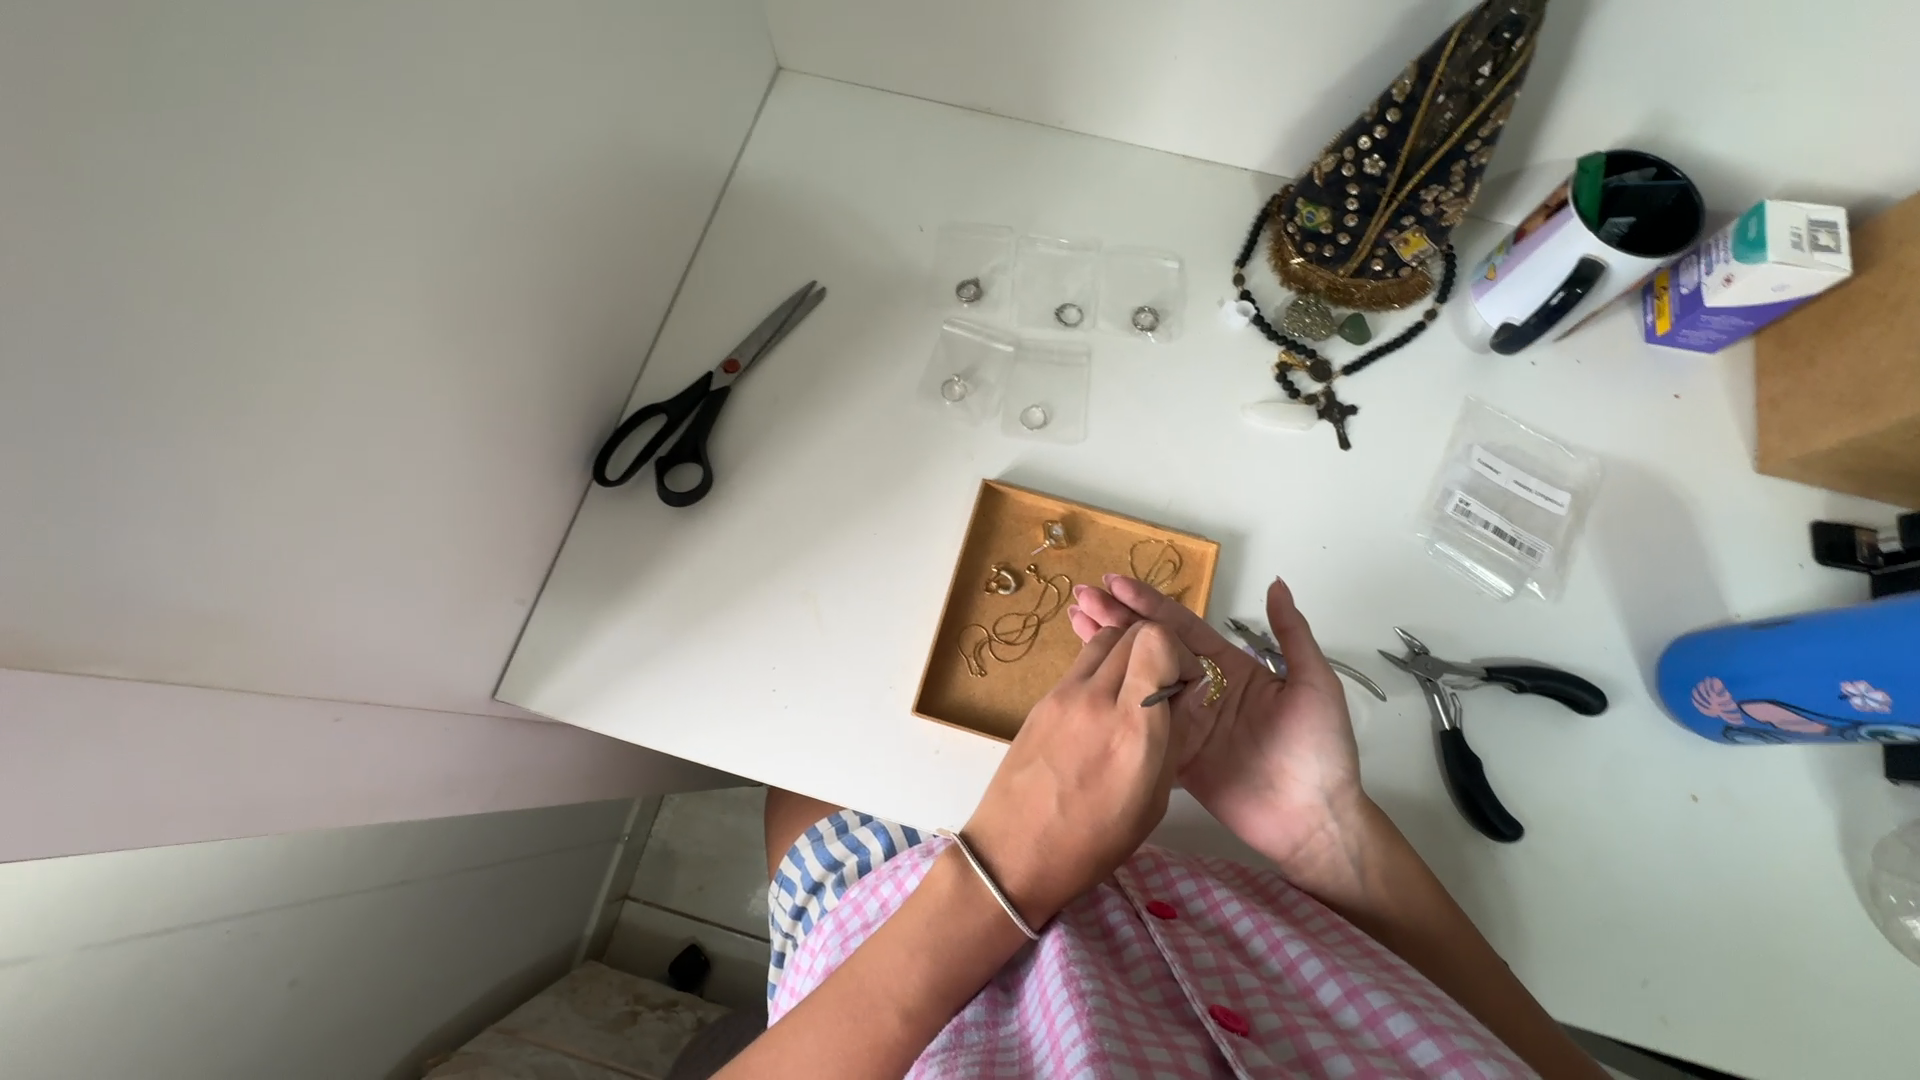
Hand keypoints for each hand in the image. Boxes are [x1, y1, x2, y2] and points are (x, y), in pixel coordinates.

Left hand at [962, 622, 1189, 923]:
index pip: (1157, 641)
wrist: (1012, 853)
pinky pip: (1080, 664)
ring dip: (1127, 655)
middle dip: (1158, 652)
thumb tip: (1176, 699)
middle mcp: (1095, 698)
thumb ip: (1169, 739)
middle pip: (1132, 633)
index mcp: (1132, 728)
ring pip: (1104, 641)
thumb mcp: (1153, 801)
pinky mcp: (1040, 699)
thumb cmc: (1092, 843)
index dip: (1179, 656)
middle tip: (1161, 688)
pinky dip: (1101, 670)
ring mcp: (1062, 695)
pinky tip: (1102, 708)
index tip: (1183, 687)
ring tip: (1130, 694)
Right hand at [1067, 576, 1368, 886]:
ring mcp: (1181, 722)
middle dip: (1116, 619)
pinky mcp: (1170, 756)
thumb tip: (1275, 583)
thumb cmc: (1320, 750)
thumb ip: (1291, 635)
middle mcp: (1198, 688)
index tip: (1115, 583)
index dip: (1147, 603)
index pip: (1180, 626)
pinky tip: (1085, 682)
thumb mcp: (1314, 685)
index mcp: (1227, 667)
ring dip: (1105, 651)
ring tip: (1074, 623)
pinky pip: (1137, 725)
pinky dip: (1110, 702)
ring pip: (1135, 679)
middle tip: (1081, 597)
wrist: (1314, 821)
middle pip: (1149, 646)